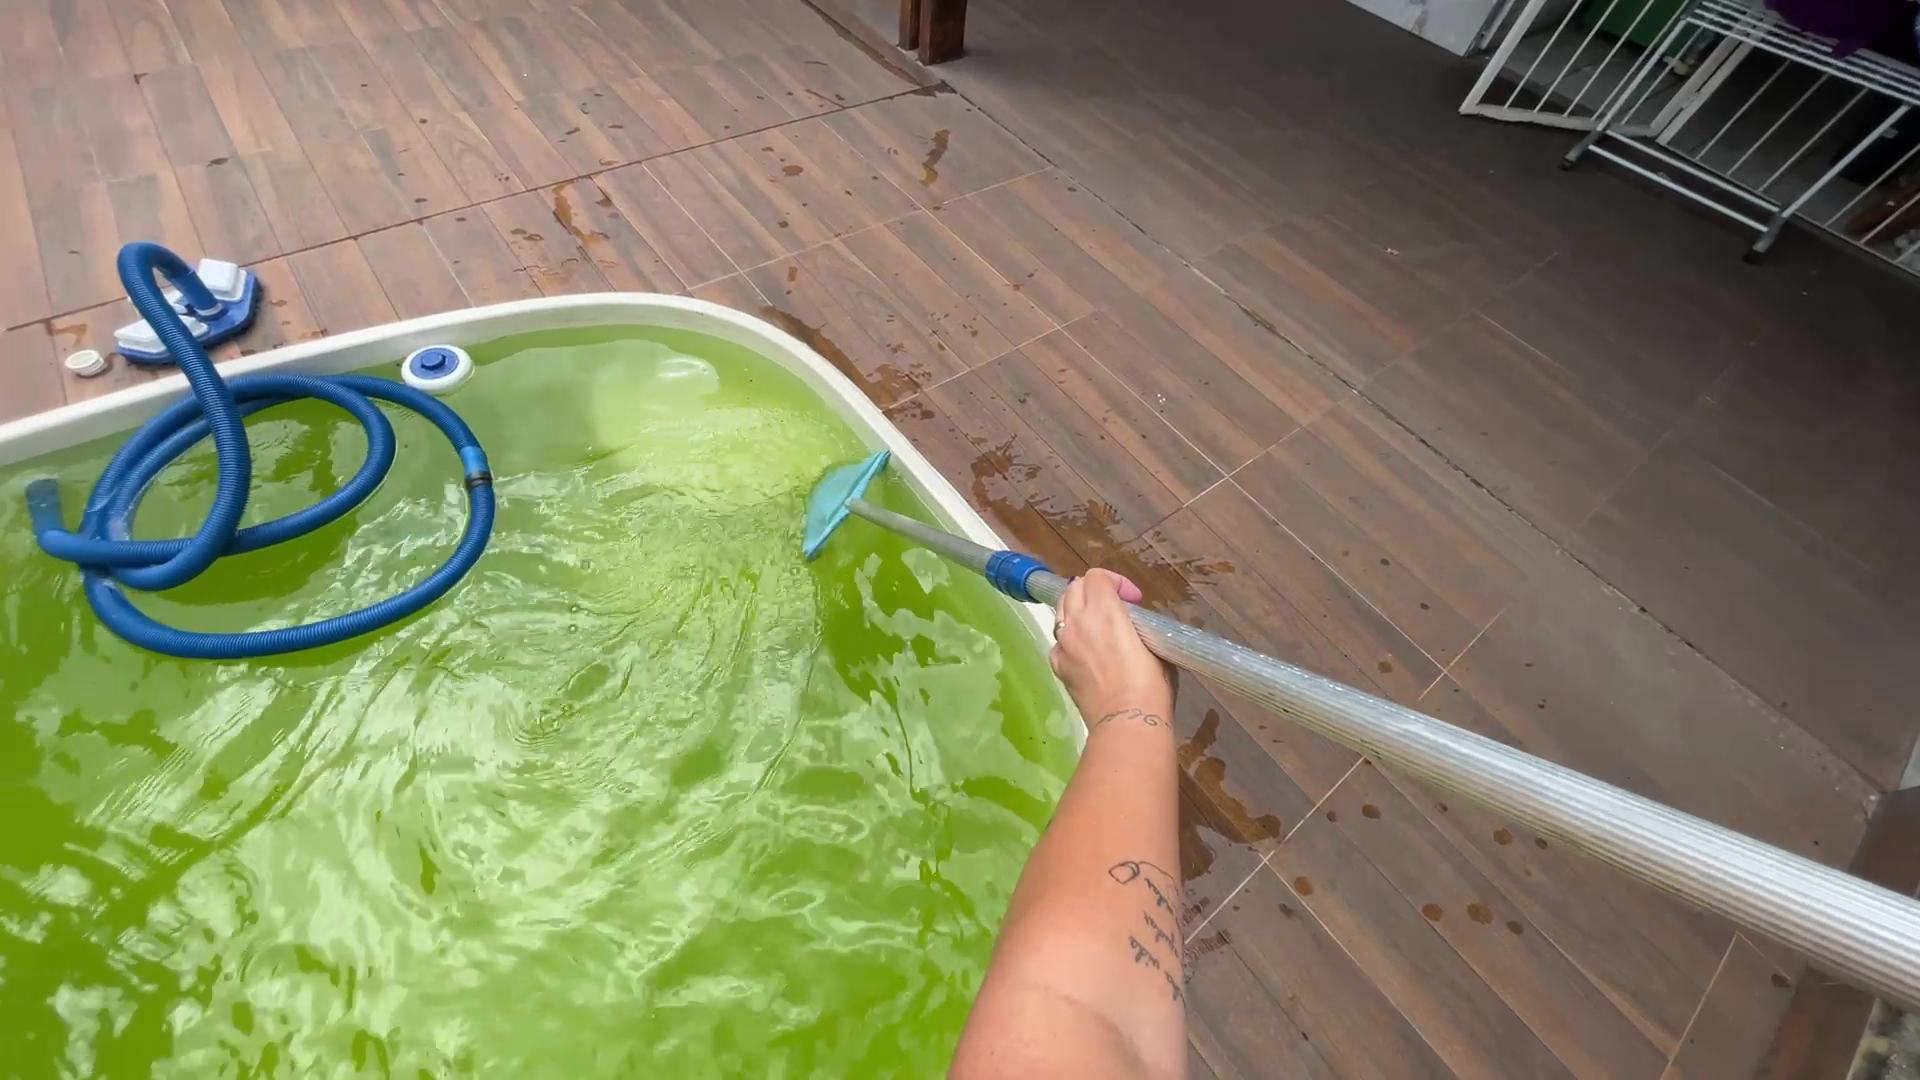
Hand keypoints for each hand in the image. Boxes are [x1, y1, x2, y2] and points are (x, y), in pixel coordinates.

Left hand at [1049, 569, 1170, 722]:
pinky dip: (1069, 640)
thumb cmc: (1150, 685)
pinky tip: (1084, 653)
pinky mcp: (1057, 665)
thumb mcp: (1156, 647)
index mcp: (1104, 611)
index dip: (1115, 582)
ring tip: (1095, 627)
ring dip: (1077, 611)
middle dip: (1092, 591)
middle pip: (1073, 588)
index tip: (1132, 600)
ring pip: (1061, 612)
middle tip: (1112, 608)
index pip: (1096, 577)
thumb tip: (1135, 628)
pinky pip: (1058, 642)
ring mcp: (1063, 643)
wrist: (1127, 722)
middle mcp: (1077, 621)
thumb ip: (1140, 629)